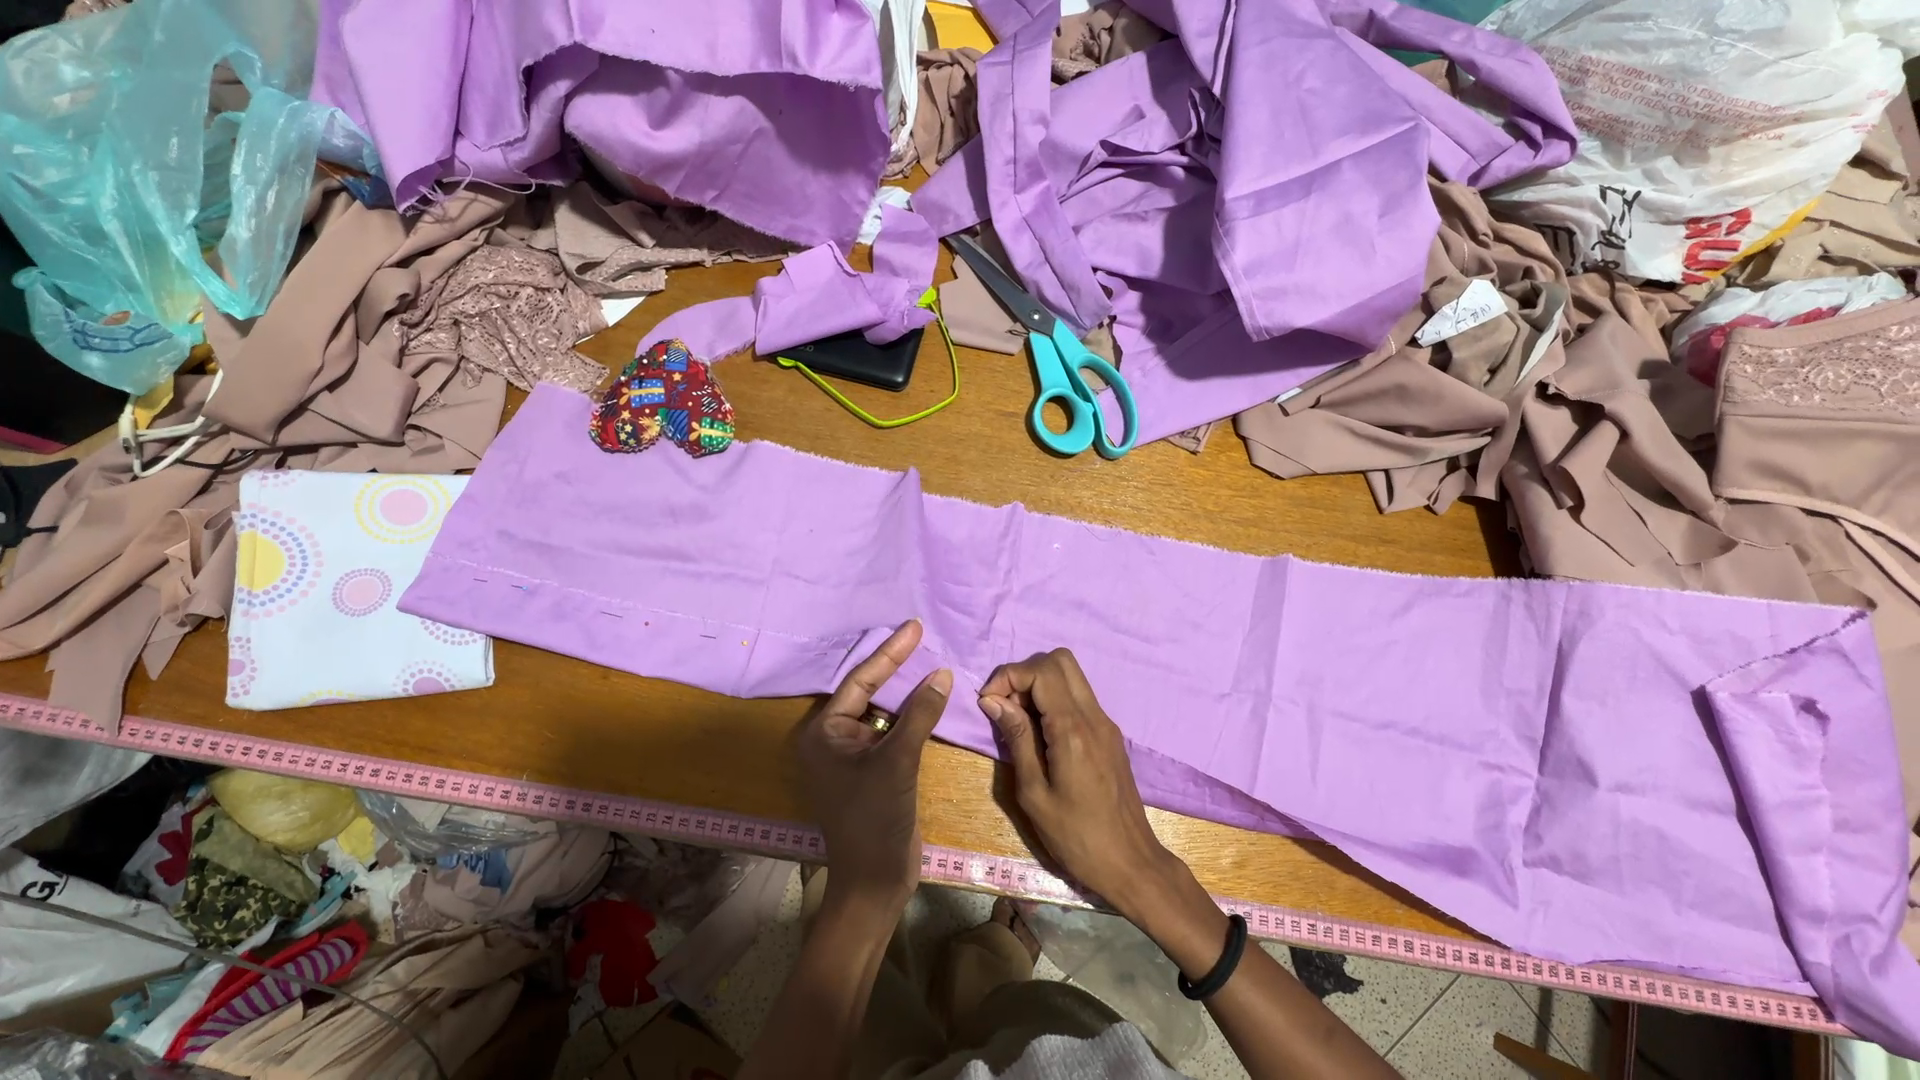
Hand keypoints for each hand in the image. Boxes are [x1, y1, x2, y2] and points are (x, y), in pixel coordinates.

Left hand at [797, 620, 950, 911]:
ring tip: (931, 659)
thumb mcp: (897, 762)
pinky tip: (932, 699)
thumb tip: (942, 675)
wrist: (876, 879)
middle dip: (895, 667)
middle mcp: (832, 739)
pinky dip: (912, 716)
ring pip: (883, 712)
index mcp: (823, 732)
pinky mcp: (873, 771)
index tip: (914, 627)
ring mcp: (852, 756)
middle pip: (868, 692)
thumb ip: (919, 715)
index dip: (890, 653)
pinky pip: (893, 732)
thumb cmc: (874, 819)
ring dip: (907, 691)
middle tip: (921, 635)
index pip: (859, 681)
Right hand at [979, 648, 1184, 918]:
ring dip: (1039, 684)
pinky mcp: (1110, 736)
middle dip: (1025, 672)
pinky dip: (1054, 700)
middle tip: (1004, 705)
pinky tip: (1039, 734)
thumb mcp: (1033, 794)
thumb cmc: (1076, 837)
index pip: (1041, 670)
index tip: (988, 703)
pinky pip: (1079, 698)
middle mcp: (1094, 717)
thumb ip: (1016, 739)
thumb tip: (994, 700)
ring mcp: (1106, 725)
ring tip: (1017, 720)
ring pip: (1072, 676)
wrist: (1131, 864)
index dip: (1009, 675)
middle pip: (1060, 660)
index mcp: (1073, 730)